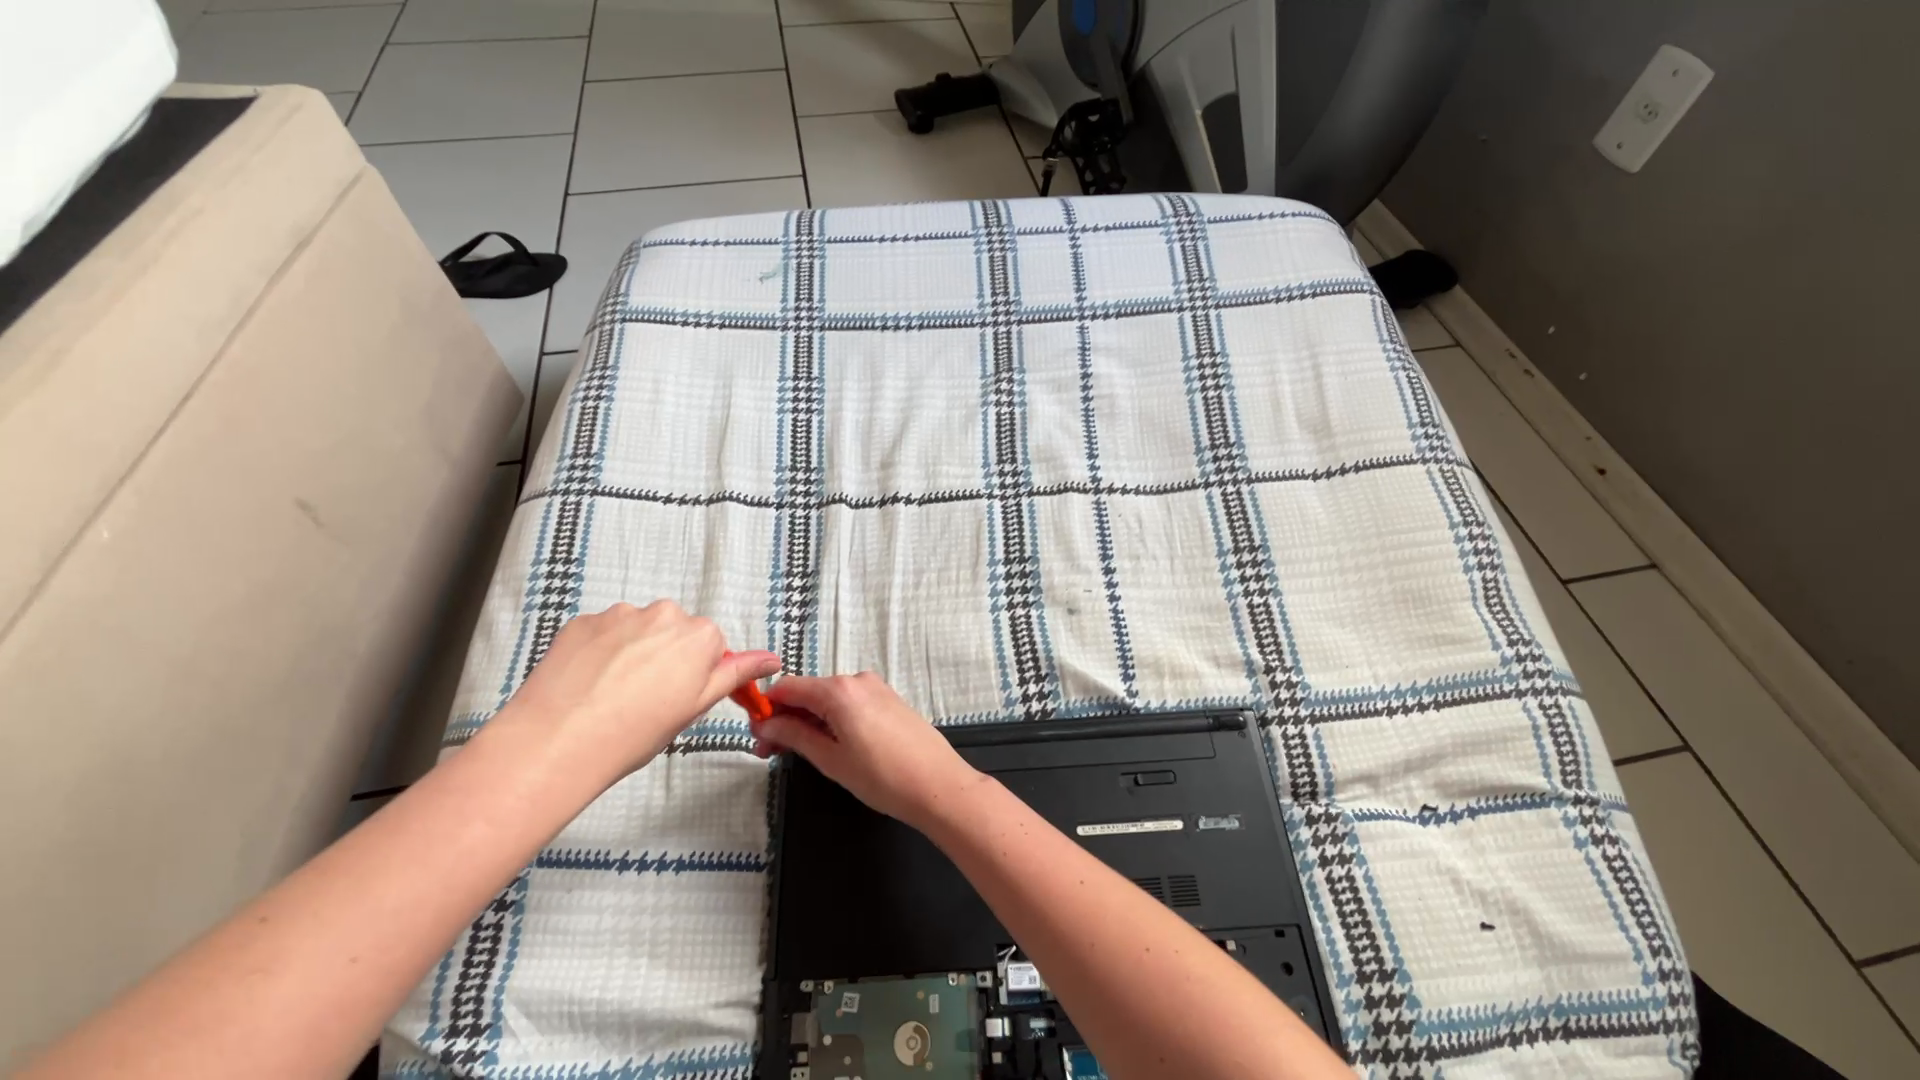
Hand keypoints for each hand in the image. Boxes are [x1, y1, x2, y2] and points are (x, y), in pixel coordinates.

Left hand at [487, 601, 777, 785]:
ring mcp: (618, 615)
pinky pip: (602, 632)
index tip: (680, 696)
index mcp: (699, 635)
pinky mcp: (582, 622)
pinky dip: (600, 653)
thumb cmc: (632, 732)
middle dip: (666, 656)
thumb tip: (771, 659)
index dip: (697, 673)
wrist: (558, 740)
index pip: (711, 645)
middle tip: (647, 699)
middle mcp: (662, 614)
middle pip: (674, 632)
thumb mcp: (695, 707)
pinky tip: (589, 685)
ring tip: (612, 695)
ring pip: (637, 631)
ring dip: (632, 652)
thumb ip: (735, 674)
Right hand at [755, 673, 984, 830]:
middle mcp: (857, 680)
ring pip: (828, 700)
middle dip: (785, 719)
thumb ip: (795, 735)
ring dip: (807, 722)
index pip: (788, 687)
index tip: (756, 735)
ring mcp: (876, 688)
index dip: (766, 709)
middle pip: (808, 693)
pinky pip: (850, 704)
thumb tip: (766, 723)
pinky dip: (832, 720)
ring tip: (796, 753)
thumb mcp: (830, 759)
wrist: (939, 786)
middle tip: (768, 752)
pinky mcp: (890, 701)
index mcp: (839, 690)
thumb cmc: (882, 777)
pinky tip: (827, 745)